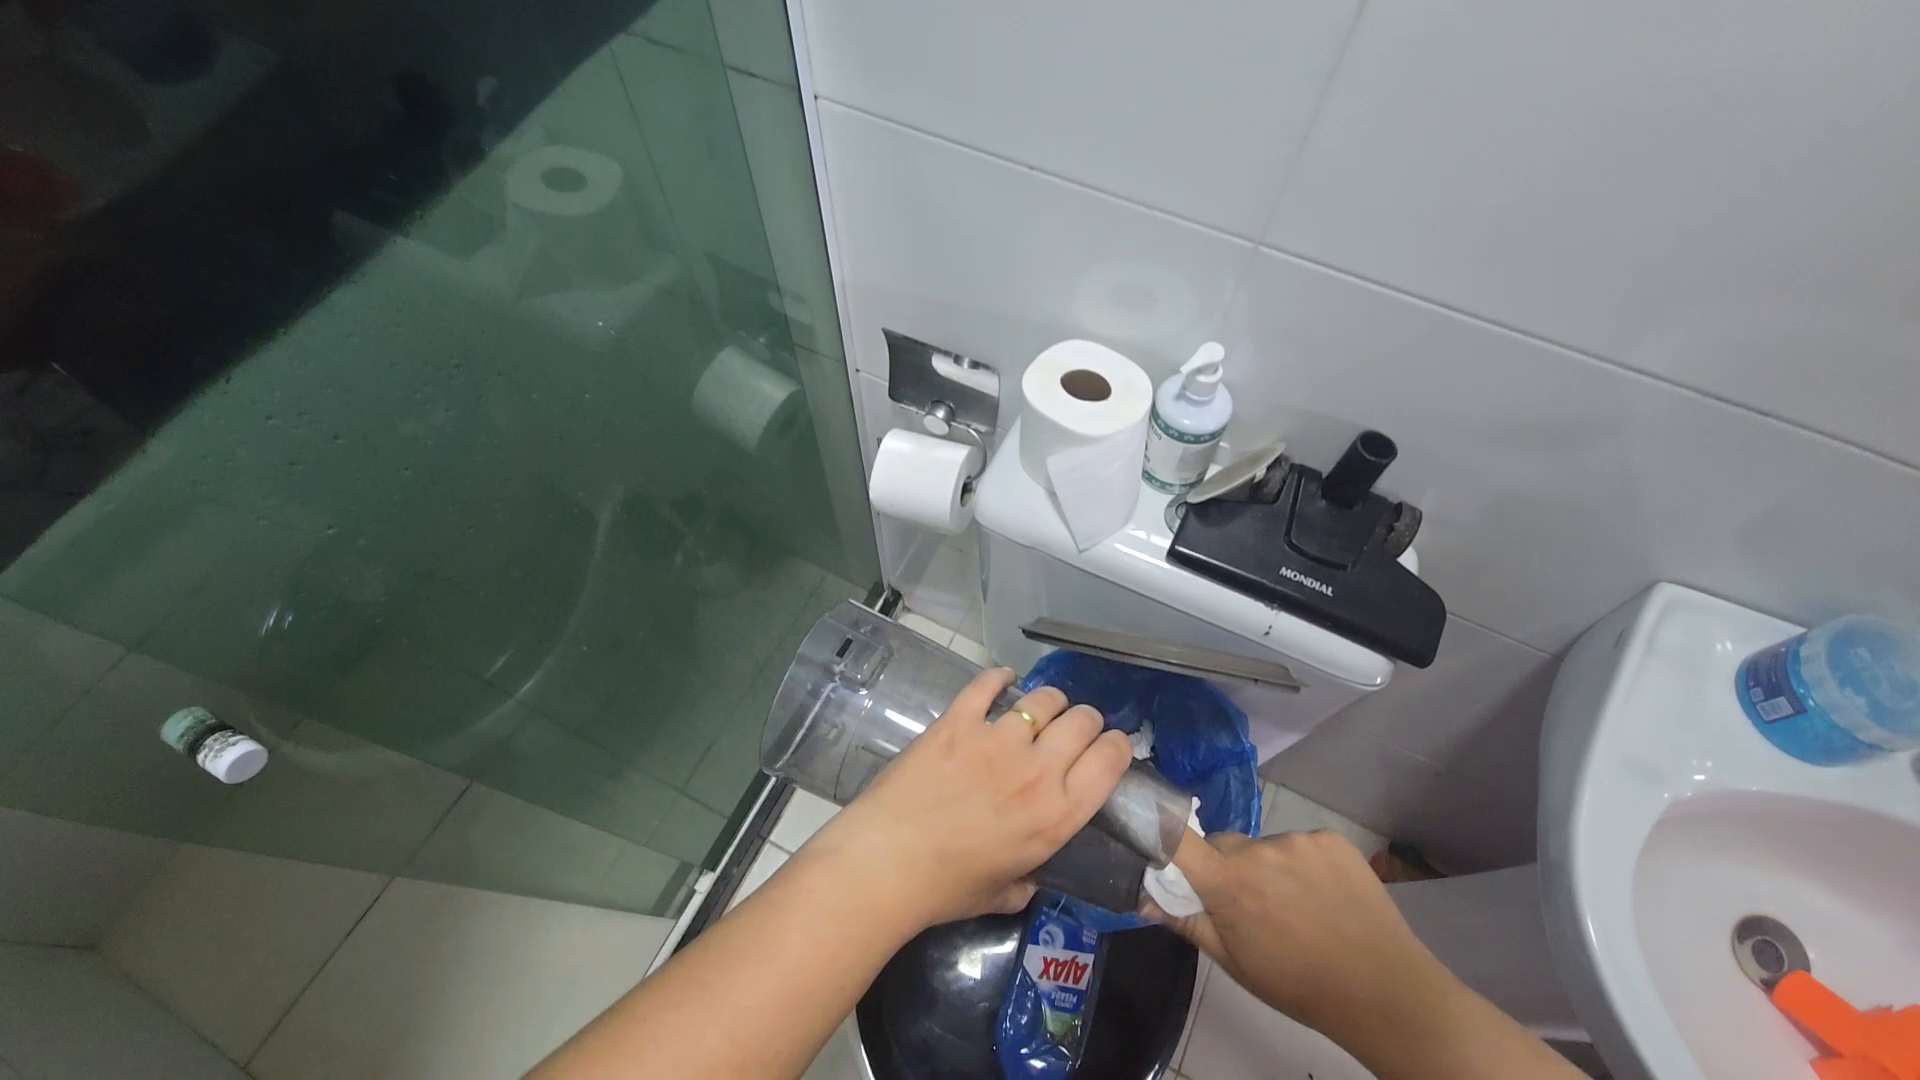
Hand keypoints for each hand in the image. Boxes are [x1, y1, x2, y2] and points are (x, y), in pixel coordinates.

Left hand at [799, 667, 1134, 928]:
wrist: (885, 864)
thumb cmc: (946, 889)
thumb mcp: (1004, 895)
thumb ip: (1029, 879)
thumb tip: (1031, 874)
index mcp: (1058, 815)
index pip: (1111, 759)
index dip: (1116, 746)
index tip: (1109, 747)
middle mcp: (1038, 769)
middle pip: (1083, 721)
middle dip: (1085, 721)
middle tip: (1072, 730)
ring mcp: (996, 739)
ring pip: (1043, 698)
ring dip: (1049, 701)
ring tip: (1040, 708)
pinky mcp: (957, 722)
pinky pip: (987, 685)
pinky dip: (998, 677)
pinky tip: (1001, 678)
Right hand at [1151, 830, 1461, 1048]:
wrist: (1384, 991)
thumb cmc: (1297, 984)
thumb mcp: (1233, 963)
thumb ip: (1187, 923)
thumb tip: (1143, 899)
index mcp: (1229, 883)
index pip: (1177, 837)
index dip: (1161, 833)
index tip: (1158, 842)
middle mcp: (1260, 850)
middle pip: (1224, 845)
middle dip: (1226, 868)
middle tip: (1246, 906)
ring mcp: (1299, 840)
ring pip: (1263, 846)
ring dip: (1267, 867)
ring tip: (1294, 906)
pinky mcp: (1332, 839)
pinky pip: (1299, 843)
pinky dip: (1301, 863)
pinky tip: (1321, 895)